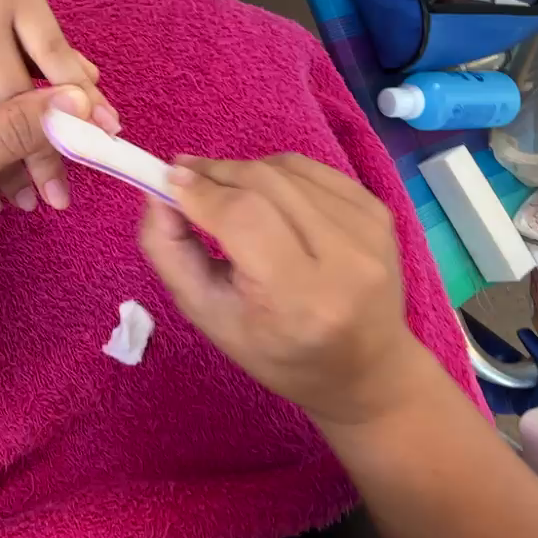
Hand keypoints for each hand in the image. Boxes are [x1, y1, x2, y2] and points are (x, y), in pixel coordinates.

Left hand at [0, 78, 92, 291]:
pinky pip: (21, 148)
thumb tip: (78, 98)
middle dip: (56, 114)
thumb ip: (12, 129)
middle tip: (102, 130)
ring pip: (22, 119)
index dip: (45, 70)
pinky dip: (39, 167)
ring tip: (61, 186)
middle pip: (13, 86)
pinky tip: (46, 192)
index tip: (91, 89)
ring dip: (50, 150)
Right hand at [139, 154, 440, 427]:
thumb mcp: (207, 313)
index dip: (200, 191)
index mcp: (301, 300)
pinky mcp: (379, 210)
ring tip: (223, 193)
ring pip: (284, 169)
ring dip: (241, 170)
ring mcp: (368, 231)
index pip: (244, 218)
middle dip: (215, 174)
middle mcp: (346, 260)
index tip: (168, 181)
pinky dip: (274, 171)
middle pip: (264, 183)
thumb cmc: (276, 350)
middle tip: (184, 178)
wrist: (366, 368)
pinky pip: (309, 169)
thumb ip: (169, 251)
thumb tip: (158, 190)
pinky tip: (265, 196)